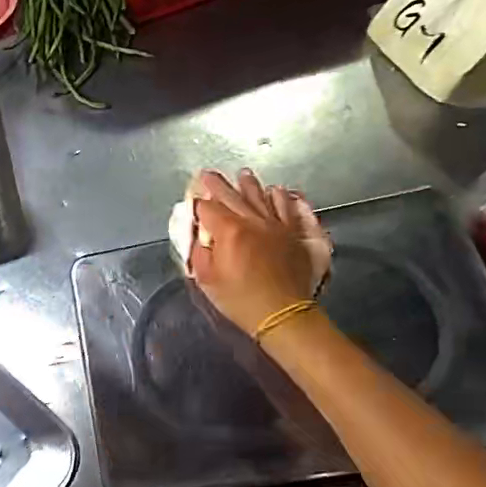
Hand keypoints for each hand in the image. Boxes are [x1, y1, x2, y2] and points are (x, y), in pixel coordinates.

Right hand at [188, 169, 318, 335]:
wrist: (282, 312)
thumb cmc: (240, 299)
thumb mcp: (207, 280)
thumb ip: (199, 254)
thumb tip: (198, 237)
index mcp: (229, 230)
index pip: (207, 208)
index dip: (197, 203)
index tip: (192, 200)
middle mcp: (253, 220)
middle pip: (232, 195)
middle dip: (217, 184)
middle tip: (208, 173)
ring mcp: (276, 225)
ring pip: (261, 196)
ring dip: (249, 184)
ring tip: (243, 175)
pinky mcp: (293, 233)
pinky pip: (287, 208)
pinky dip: (281, 197)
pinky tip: (277, 191)